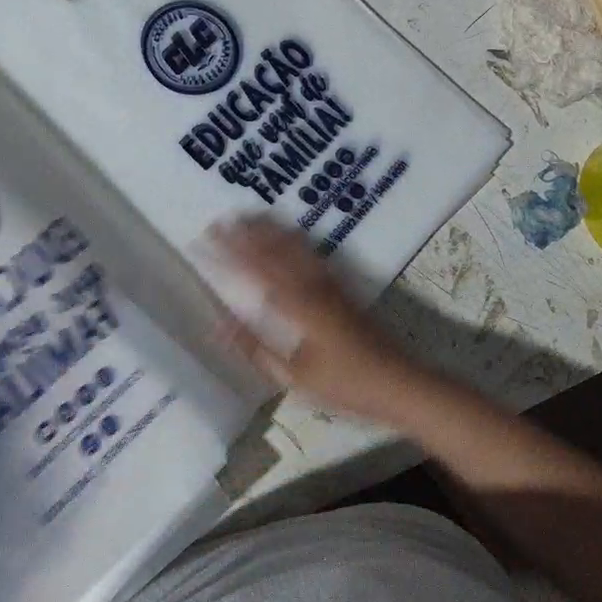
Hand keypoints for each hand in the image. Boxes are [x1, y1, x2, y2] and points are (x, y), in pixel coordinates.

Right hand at [210, 218, 434, 423]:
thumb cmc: (344, 385)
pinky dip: (294, 238)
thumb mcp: (293, 376)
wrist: (398, 382)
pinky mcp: (343, 287)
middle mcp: (313, 285)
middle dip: (246, 233)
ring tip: (249, 216)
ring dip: (270, 229)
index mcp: (297, 306)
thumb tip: (218, 325)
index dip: (226, 254)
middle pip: (275, 249)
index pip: (254, 271)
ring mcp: (331, 283)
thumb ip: (255, 348)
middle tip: (220, 220)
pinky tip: (289, 234)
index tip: (203, 241)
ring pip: (295, 246)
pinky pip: (313, 253)